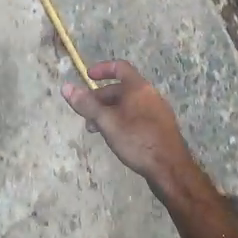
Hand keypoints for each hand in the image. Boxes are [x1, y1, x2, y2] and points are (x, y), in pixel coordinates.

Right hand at [61, 60, 194, 189]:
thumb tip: (65, 87)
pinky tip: (117, 138)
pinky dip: (123, 120)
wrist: (172, 170)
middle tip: (87, 114)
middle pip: (122, 89)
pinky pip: (138, 116)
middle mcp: (150, 95)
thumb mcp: (107, 122)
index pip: (120, 67)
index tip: (88, 77)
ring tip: (97, 130)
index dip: (103, 69)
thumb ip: (87, 104)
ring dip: (110, 112)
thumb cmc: (137, 140)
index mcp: (138, 87)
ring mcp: (158, 112)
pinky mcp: (162, 129)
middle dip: (101, 98)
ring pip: (129, 105)